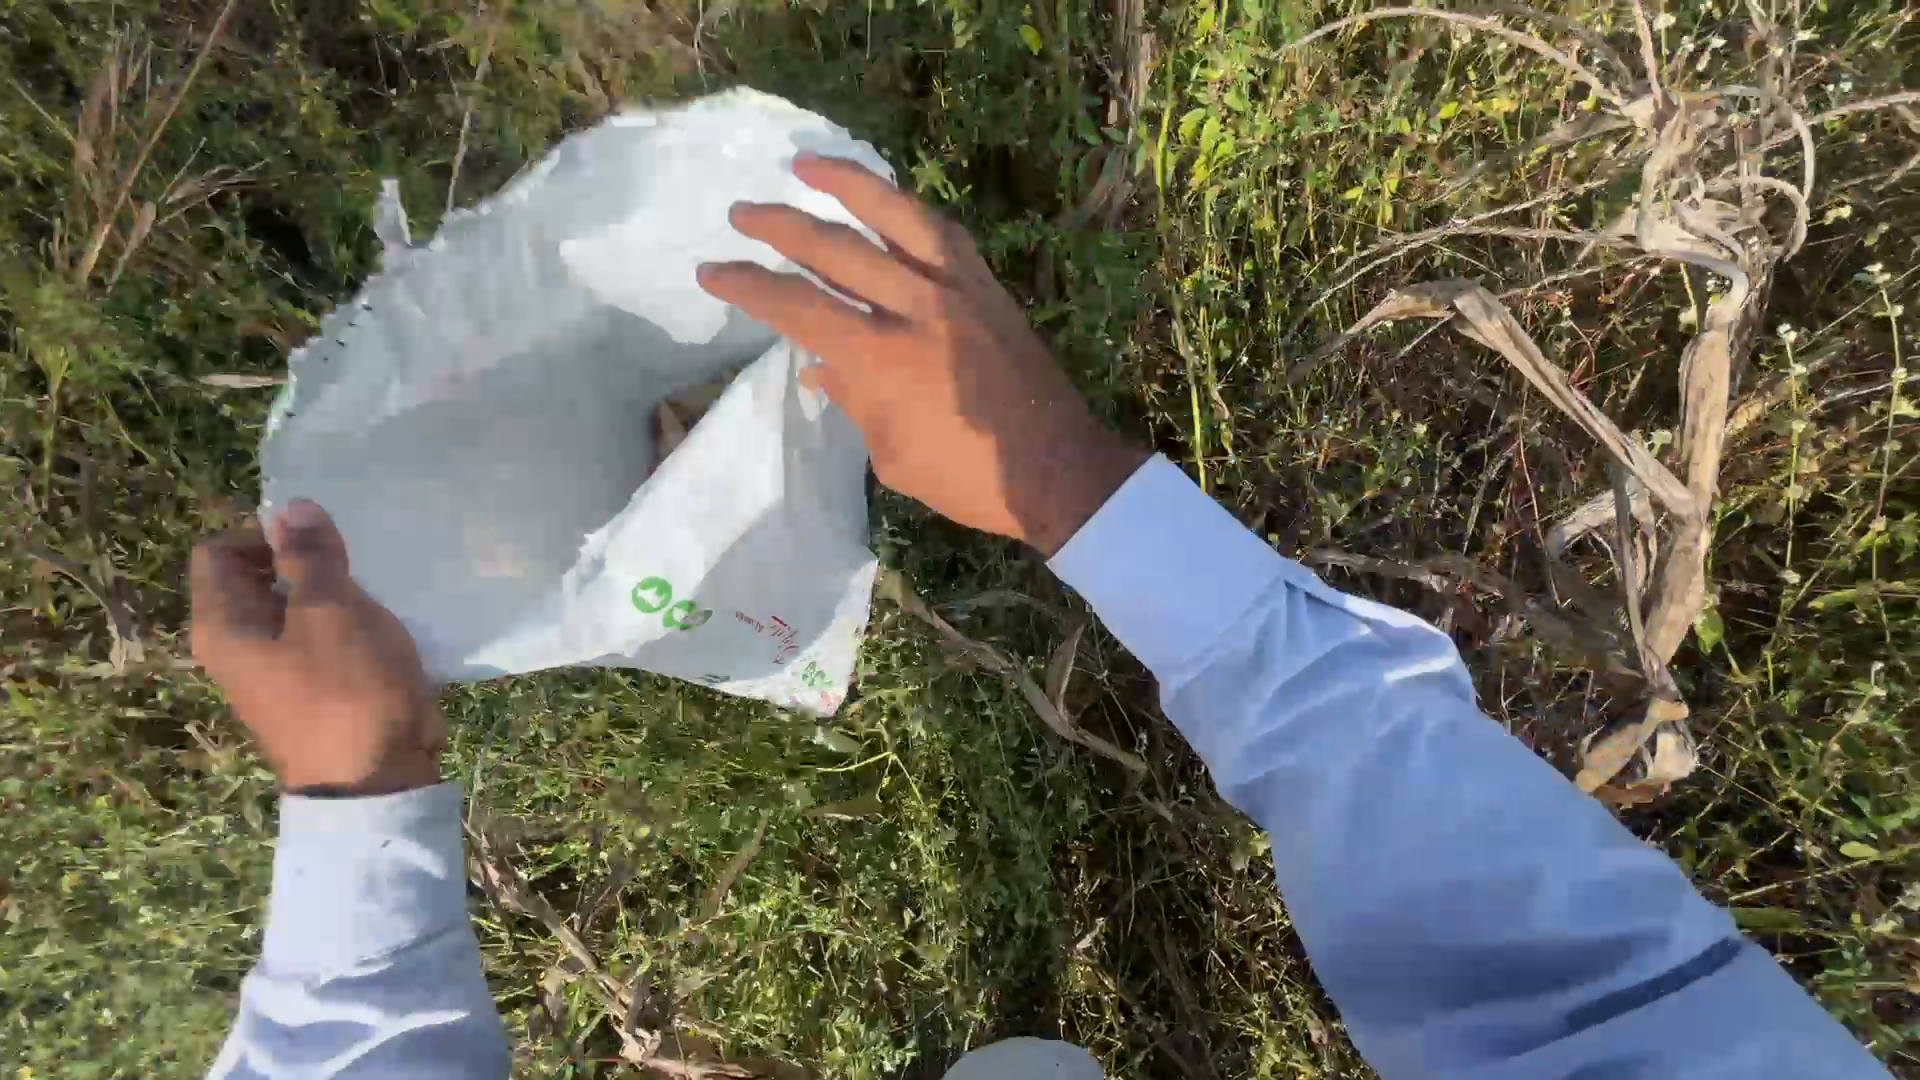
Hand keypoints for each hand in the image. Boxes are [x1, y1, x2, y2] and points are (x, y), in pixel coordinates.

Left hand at [190, 500, 443, 795]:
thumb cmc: (349, 687)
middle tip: (360, 565)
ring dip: (338, 594)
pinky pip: (329, 638)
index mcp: (225, 626)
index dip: (266, 535)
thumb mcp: (333, 612)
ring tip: (381, 593)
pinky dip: (355, 624)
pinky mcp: (322, 685)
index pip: (219, 552)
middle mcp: (242, 645)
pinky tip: (390, 625)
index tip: (324, 541)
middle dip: (310, 562)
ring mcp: (282, 669)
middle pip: (261, 579)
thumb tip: (291, 508)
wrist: (375, 772)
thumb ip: (312, 558)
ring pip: (301, 609)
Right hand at [696, 153, 1146, 555]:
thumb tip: (820, 365)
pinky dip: (910, 212)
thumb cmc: (968, 481)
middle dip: (779, 226)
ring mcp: (959, 291)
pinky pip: (945, 235)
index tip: (712, 271)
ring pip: (895, 217)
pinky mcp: (990, 289)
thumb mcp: (893, 457)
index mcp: (881, 361)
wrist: (1056, 470)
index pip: (797, 307)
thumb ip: (854, 402)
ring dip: (845, 185)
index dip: (748, 286)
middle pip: (835, 249)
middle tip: (742, 213)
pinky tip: (889, 203)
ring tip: (806, 163)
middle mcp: (916, 309)